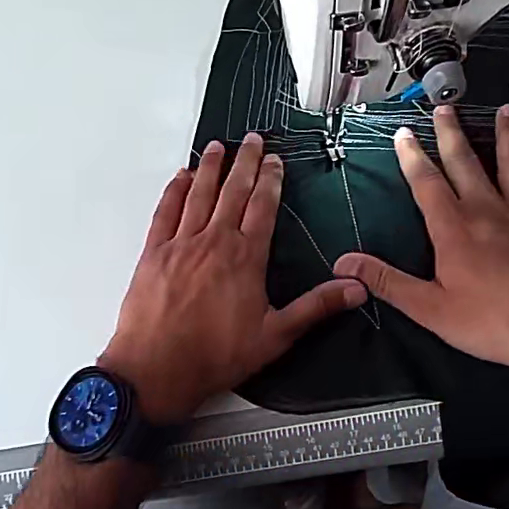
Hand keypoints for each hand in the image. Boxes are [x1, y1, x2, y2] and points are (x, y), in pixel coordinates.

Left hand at [102, 133, 366, 423]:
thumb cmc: (213, 356)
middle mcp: (213, 242)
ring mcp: (180, 245)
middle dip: (244, 162)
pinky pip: (164, 212)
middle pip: (232, 191)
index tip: (274, 161)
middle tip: (251, 139)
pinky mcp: (153, 254)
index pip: (263, 207)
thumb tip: (355, 288)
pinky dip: (174, 191)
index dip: (270, 180)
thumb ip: (315, 308)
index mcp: (245, 258)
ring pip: (198, 194)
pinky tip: (180, 178)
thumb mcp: (274, 336)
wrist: (156, 368)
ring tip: (217, 146)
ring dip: (210, 168)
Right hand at [333, 105, 508, 392]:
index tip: (402, 134)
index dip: (411, 157)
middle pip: (466, 163)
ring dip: (508, 135)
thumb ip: (386, 281)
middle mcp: (490, 211)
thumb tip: (344, 262)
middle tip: (444, 108)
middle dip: (451, 135)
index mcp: (454, 230)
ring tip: (505, 110)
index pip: (426, 184)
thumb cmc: (494, 324)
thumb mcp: (428, 309)